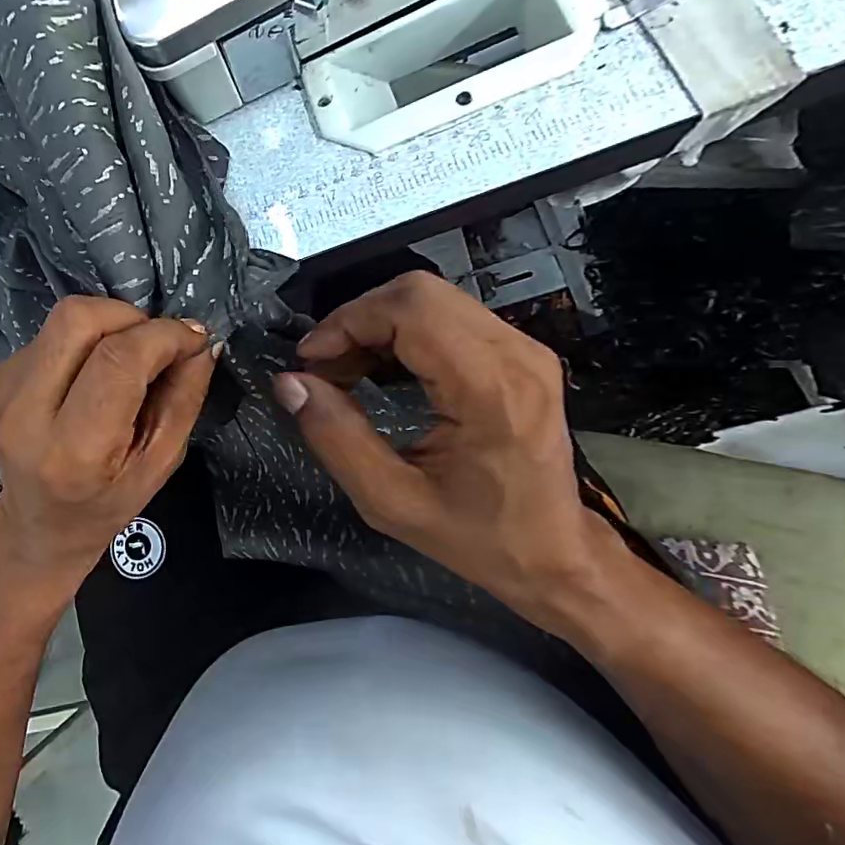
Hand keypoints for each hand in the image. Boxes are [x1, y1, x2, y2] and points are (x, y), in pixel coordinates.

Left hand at [0, 297, 215, 614]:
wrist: (39, 526)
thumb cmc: (110, 502)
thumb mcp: (162, 462)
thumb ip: (184, 398)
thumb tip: (201, 343)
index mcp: (74, 450)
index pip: (118, 360)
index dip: (164, 335)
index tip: (194, 339)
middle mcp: (26, 414)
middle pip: (79, 319)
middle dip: (132, 318)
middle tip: (157, 345)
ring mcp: (1, 392)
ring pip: (64, 319)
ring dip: (109, 327)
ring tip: (127, 363)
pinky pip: (50, 335)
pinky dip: (85, 343)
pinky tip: (92, 377)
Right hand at [273, 272, 643, 637]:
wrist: (554, 553)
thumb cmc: (479, 538)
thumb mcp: (392, 502)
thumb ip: (336, 438)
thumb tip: (290, 383)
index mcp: (490, 388)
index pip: (411, 309)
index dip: (348, 322)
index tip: (309, 360)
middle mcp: (517, 353)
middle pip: (420, 292)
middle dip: (358, 320)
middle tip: (325, 368)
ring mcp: (526, 349)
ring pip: (435, 298)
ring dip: (379, 325)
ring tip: (347, 371)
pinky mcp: (523, 354)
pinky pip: (453, 317)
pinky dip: (406, 333)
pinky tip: (383, 369)